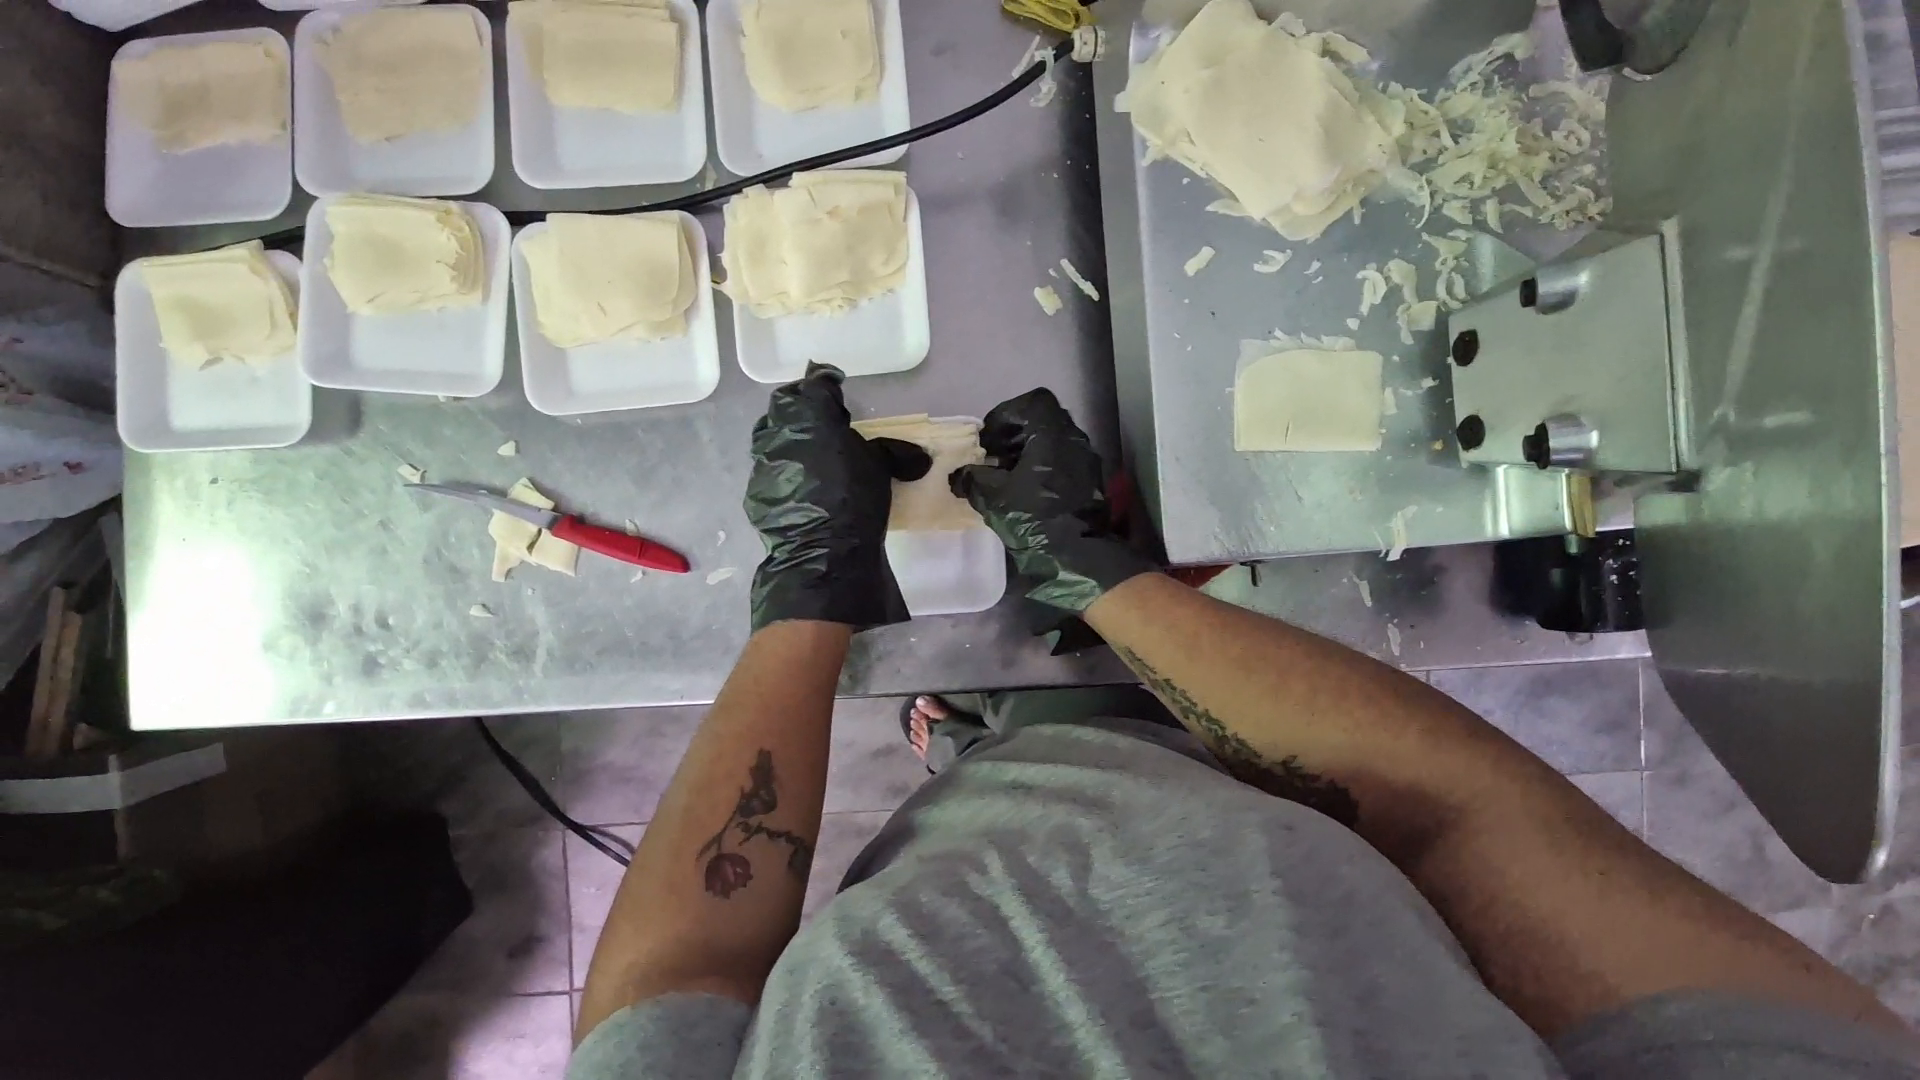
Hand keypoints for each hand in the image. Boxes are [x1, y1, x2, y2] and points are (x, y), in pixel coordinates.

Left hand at [745, 364, 932, 630]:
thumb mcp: (880, 466)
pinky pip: (770, 470)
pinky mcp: (756, 492)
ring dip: (789, 436)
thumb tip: (915, 456)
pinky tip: (799, 484)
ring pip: (772, 437)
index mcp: (810, 415)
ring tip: (809, 448)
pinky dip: (784, 470)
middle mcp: (779, 431)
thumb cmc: (857, 499)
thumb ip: (889, 450)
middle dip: (802, 405)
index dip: (826, 381)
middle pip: (786, 406)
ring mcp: (762, 463)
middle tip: (822, 416)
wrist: (823, 554)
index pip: (816, 383)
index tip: (835, 383)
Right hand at [948, 389, 1155, 612]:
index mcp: (1052, 434)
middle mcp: (1074, 439)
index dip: (1006, 414)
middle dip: (1016, 433)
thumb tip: (961, 475)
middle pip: (1044, 420)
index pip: (1032, 403)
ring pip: (1055, 441)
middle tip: (995, 454)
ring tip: (1008, 474)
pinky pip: (1065, 460)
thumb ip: (973, 478)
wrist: (1078, 555)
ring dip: (1030, 450)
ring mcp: (1087, 460)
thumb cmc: (1034, 518)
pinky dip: (1045, 465)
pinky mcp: (1091, 481)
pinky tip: (1029, 489)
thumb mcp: (992, 496)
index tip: (989, 438)